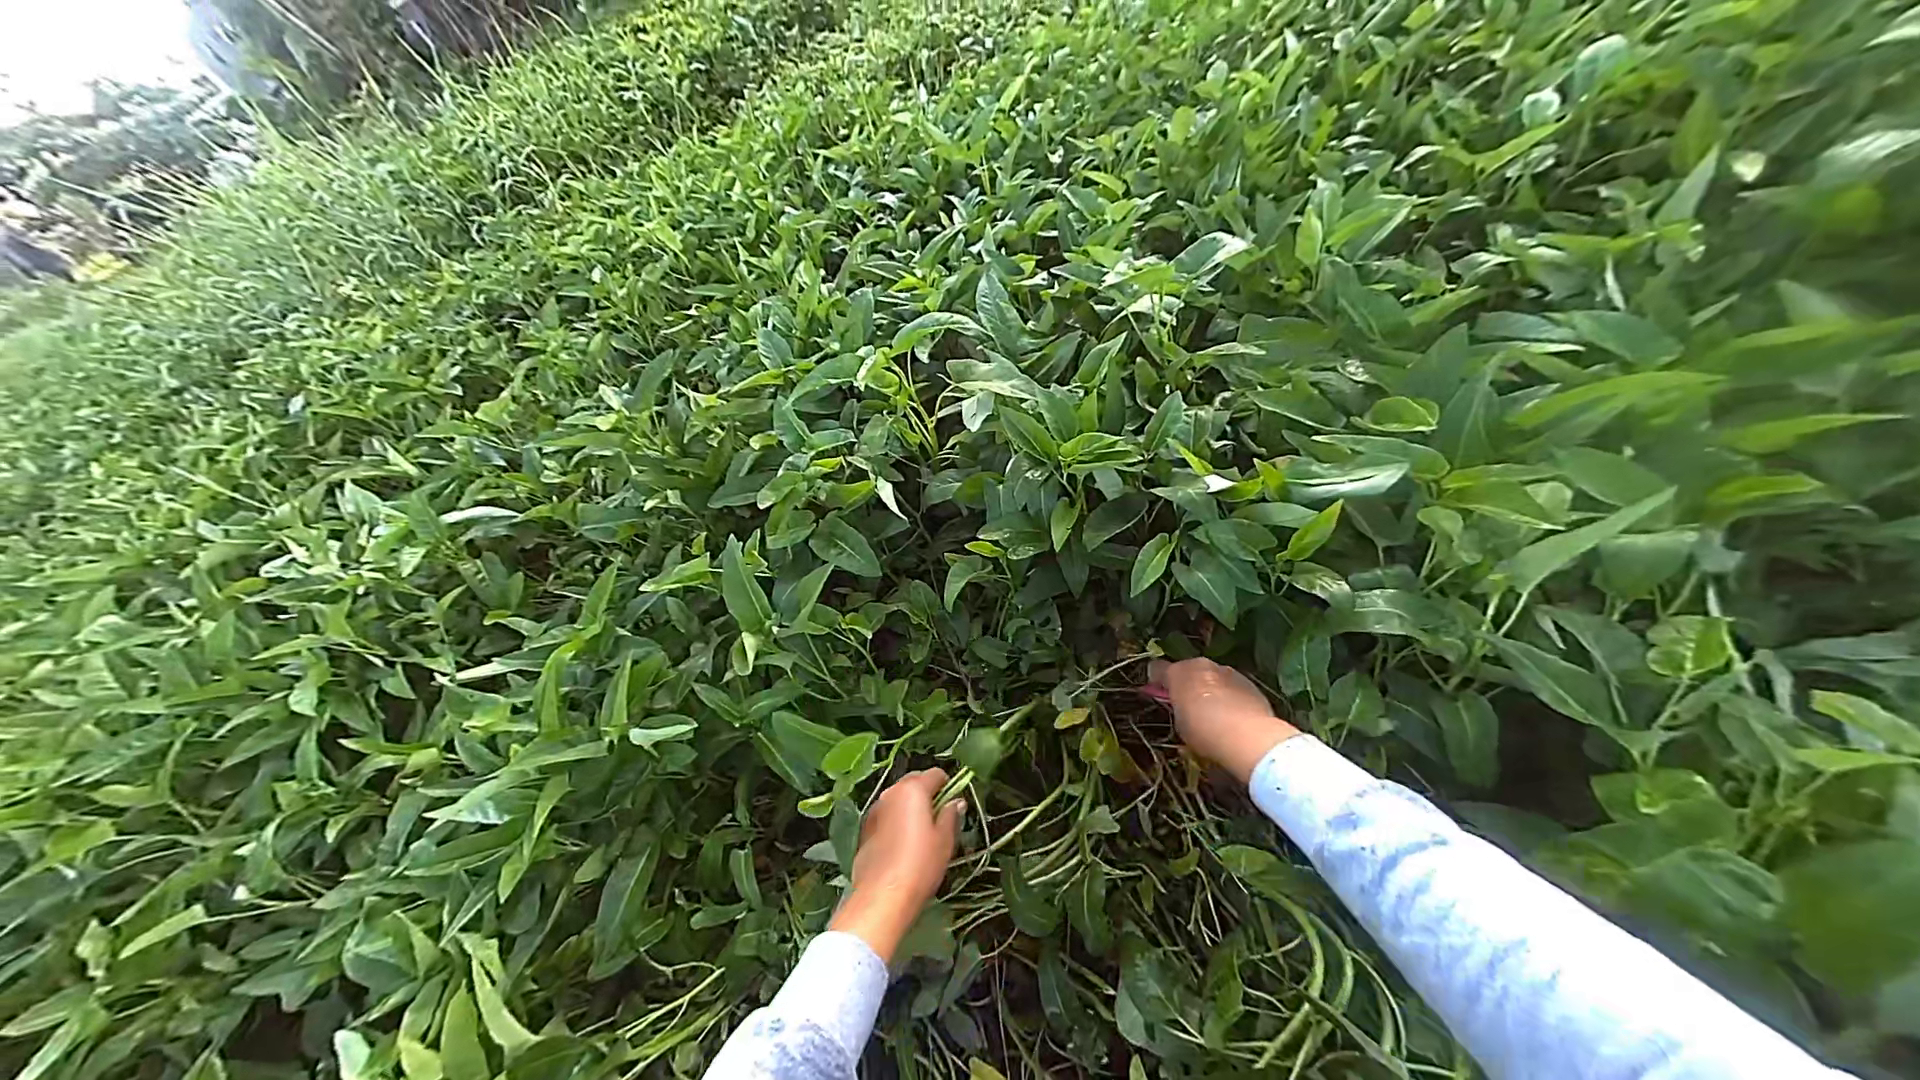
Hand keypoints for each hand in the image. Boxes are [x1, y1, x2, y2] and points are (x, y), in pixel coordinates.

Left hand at [828, 768, 964, 962]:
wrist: (881, 897)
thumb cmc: (919, 865)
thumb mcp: (944, 840)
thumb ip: (950, 815)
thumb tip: (955, 801)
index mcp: (913, 790)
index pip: (935, 774)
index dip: (948, 785)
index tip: (954, 804)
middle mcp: (891, 792)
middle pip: (914, 781)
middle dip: (928, 792)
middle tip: (939, 817)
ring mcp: (875, 809)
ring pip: (898, 798)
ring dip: (910, 806)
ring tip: (921, 831)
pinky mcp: (865, 828)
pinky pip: (886, 814)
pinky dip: (896, 819)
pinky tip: (902, 843)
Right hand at [1148, 658, 1301, 782]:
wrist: (1249, 737)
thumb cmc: (1204, 731)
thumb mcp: (1179, 723)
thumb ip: (1177, 707)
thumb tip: (1179, 704)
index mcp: (1179, 672)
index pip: (1158, 668)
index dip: (1155, 680)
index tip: (1155, 691)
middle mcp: (1202, 665)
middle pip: (1189, 670)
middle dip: (1186, 683)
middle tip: (1186, 703)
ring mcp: (1228, 672)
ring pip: (1212, 677)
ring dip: (1209, 688)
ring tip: (1213, 711)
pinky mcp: (1250, 684)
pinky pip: (1232, 687)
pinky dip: (1229, 696)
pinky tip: (1232, 715)